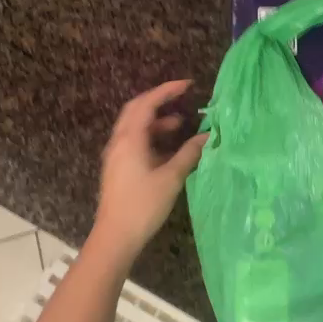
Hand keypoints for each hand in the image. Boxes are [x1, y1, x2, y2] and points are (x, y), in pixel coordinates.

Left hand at [88, 80, 208, 266]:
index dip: (166, 91)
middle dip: (159, 102)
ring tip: (179, 125)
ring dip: (156, 122)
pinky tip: (168, 149)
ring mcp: (116, 156)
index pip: (147, 104)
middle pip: (136, 111)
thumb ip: (188, 154)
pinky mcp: (118, 168)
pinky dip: (151, 138)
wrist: (115, 236)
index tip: (187, 85)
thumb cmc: (143, 205)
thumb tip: (207, 137)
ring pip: (135, 128)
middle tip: (181, 98)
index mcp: (130, 139)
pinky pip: (134, 143)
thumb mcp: (171, 178)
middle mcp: (119, 142)